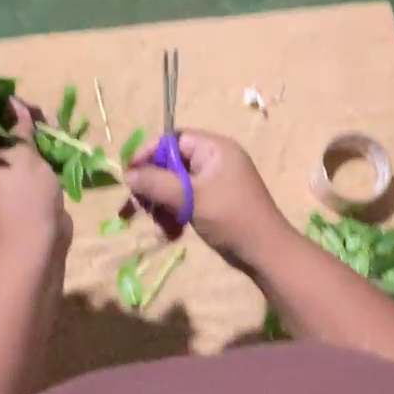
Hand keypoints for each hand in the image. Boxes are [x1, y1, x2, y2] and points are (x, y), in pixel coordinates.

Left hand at [0, 98, 70, 258]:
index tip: (29, 106)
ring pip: (17, 147)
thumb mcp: (22, 154)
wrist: (35, 245)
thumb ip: (18, 124)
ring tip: (58, 131)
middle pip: (0, 131)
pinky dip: (42, 154)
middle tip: (48, 119)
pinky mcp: (17, 189)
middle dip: (26, 121)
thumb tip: (12, 101)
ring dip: (38, 136)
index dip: (4, 106)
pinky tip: (59, 147)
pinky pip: (27, 163)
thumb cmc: (23, 197)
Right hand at [126, 130, 291, 264]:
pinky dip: (176, 215)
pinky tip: (171, 234)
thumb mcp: (190, 198)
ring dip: (162, 205)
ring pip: (176, 186)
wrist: (265, 252)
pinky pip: (186, 201)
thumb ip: (156, 183)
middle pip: (171, 164)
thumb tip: (128, 174)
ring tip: (159, 227)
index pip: (173, 140)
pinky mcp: (214, 202)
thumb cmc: (230, 218)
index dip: (148, 154)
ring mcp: (215, 182)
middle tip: (134, 207)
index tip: (129, 175)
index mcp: (214, 149)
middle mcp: (215, 160)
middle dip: (153, 187)